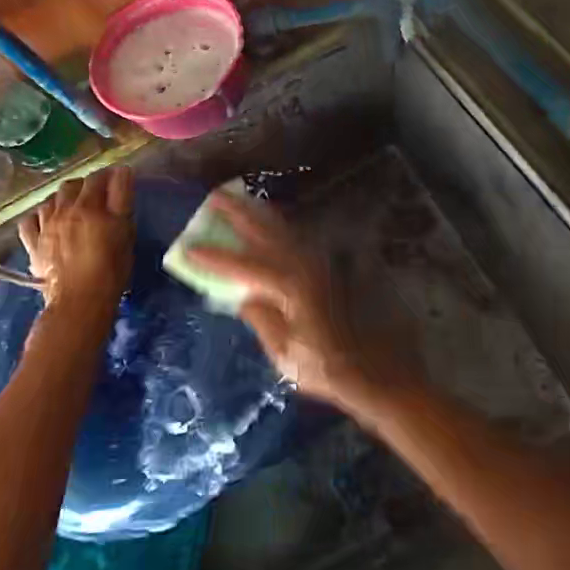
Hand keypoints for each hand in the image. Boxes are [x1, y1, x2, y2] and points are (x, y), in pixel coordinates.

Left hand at [19, 169, 134, 321]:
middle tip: (99, 196)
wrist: (78, 302)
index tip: (118, 180)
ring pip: (51, 199)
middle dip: (86, 185)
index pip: (99, 178)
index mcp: (89, 206)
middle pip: (73, 184)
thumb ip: (122, 199)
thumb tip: (122, 171)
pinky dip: (39, 216)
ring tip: (74, 207)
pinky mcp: (33, 244)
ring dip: (63, 198)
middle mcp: (64, 210)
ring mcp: (45, 226)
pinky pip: (30, 220)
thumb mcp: (125, 232)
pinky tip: (46, 221)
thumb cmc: (110, 270)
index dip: (110, 176)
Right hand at [184, 192, 372, 407]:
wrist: (380, 372)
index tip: (189, 247)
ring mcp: (323, 263)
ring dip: (261, 214)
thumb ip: (261, 320)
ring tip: (241, 199)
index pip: (243, 266)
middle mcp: (307, 265)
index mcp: (291, 287)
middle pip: (267, 232)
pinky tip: (273, 223)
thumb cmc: (330, 370)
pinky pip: (301, 239)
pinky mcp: (334, 268)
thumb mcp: (285, 355)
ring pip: (286, 230)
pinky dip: (282, 227)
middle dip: (239, 213)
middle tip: (215, 197)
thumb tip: (243, 297)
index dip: (214, 258)